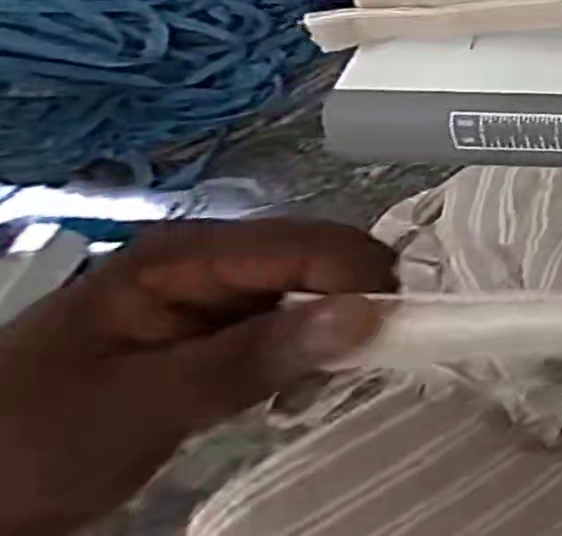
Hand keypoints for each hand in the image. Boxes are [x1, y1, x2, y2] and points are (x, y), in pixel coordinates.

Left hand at [0, 219, 395, 535]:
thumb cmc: (25, 446)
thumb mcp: (136, 408)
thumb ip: (254, 357)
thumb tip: (372, 312)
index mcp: (188, 252)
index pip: (313, 244)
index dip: (363, 277)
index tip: (396, 328)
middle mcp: (217, 257)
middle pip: (328, 258)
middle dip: (356, 303)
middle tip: (360, 358)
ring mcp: (224, 289)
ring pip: (326, 286)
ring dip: (342, 327)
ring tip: (323, 377)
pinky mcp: (231, 321)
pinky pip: (305, 315)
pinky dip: (320, 344)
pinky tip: (301, 378)